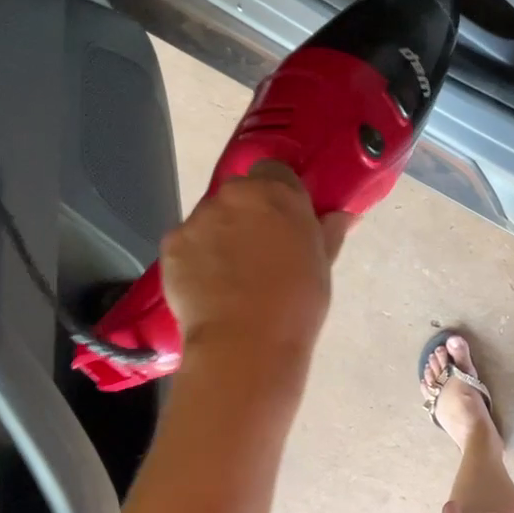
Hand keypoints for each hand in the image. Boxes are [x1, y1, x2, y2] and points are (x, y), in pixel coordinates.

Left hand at [161, 163, 352, 366]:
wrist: (246, 342)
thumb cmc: (298, 304)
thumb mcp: (323, 267)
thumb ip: (329, 233)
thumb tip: (341, 215)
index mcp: (277, 194)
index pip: (275, 170)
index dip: (280, 194)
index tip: (287, 220)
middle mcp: (234, 196)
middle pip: (240, 193)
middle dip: (249, 214)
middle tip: (262, 251)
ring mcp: (198, 218)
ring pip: (212, 218)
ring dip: (223, 236)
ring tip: (234, 277)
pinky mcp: (172, 244)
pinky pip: (189, 244)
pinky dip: (199, 259)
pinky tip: (212, 288)